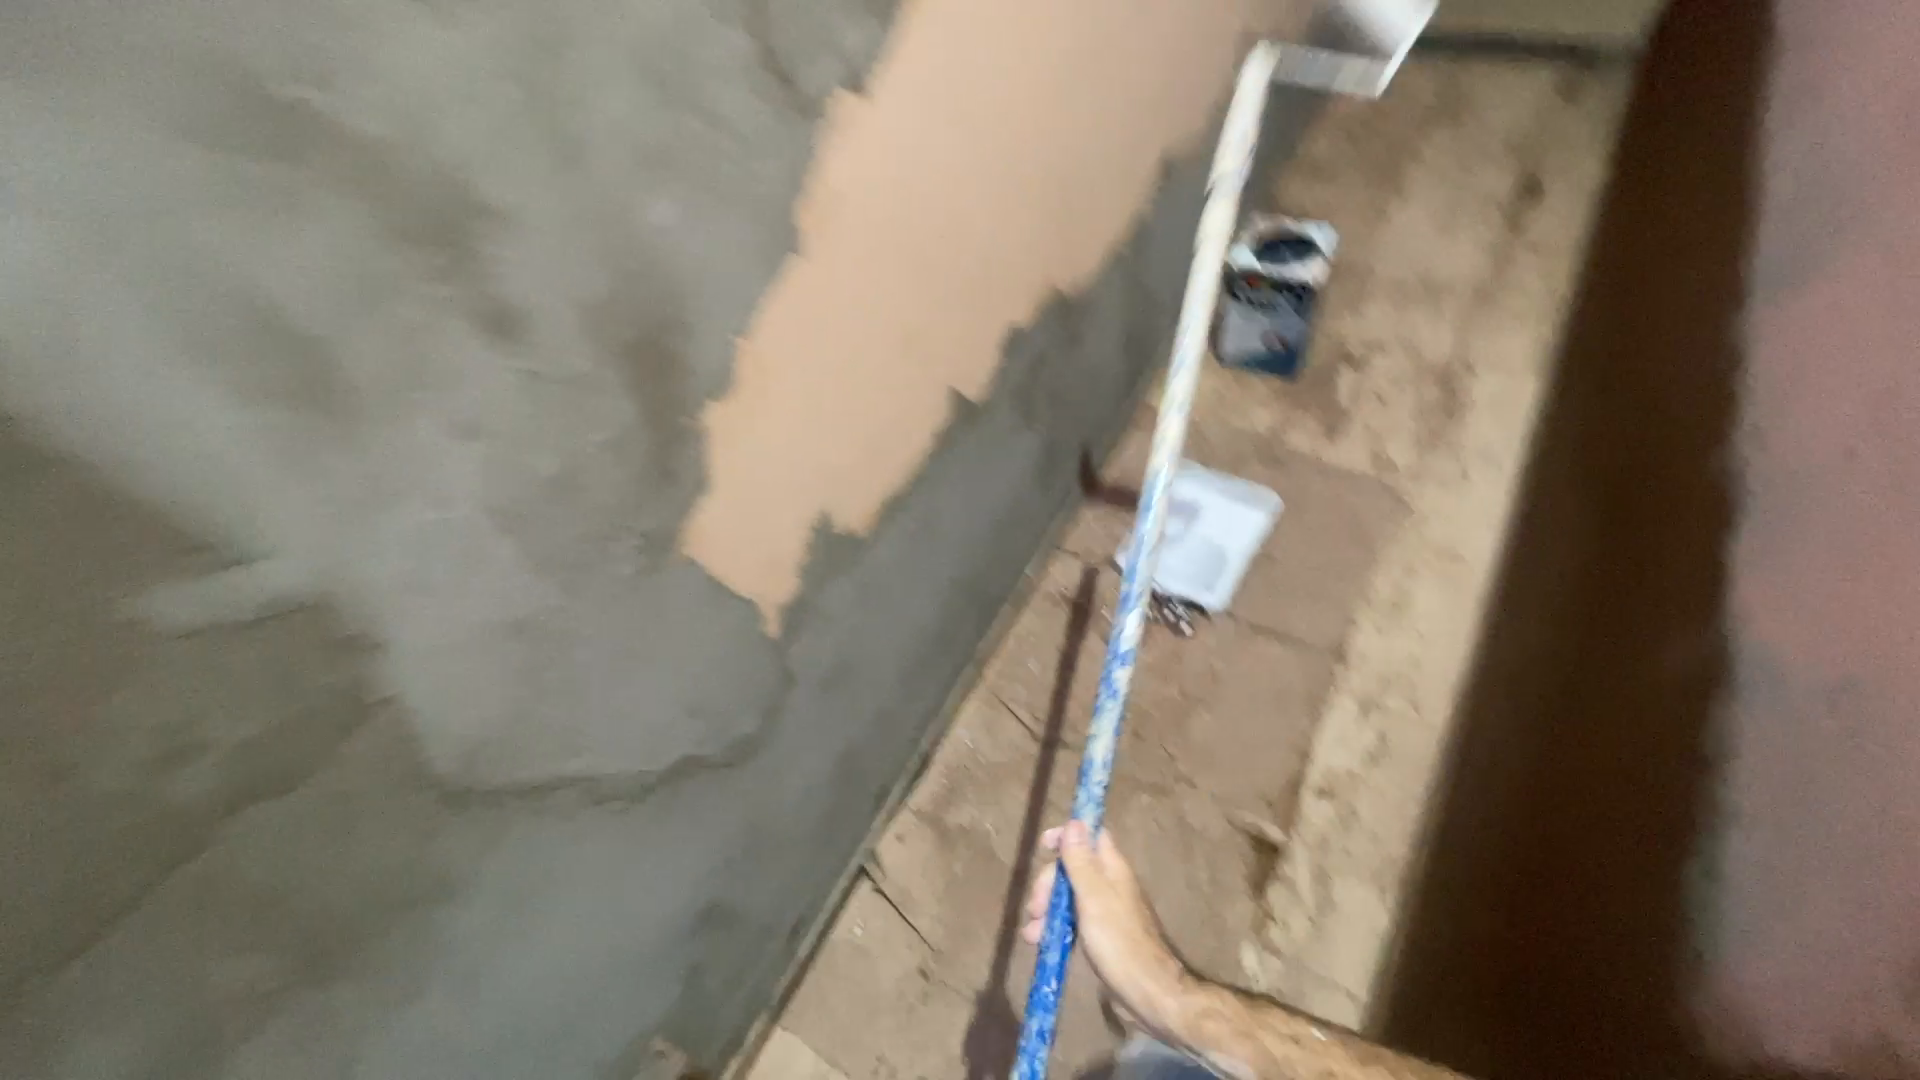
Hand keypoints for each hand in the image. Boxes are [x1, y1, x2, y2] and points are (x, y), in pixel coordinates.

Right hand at [1021, 822, 1189, 1035]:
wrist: (1148, 994)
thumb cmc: (1119, 942)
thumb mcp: (1093, 898)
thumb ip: (1081, 861)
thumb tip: (1074, 821)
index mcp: (1112, 869)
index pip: (1090, 835)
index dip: (1067, 835)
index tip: (1043, 846)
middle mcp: (1109, 884)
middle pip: (1073, 867)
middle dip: (1049, 883)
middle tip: (1036, 907)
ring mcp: (1105, 910)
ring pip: (1069, 896)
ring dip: (1047, 909)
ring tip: (1032, 933)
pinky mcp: (1100, 935)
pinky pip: (1072, 920)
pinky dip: (1055, 926)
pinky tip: (1040, 942)